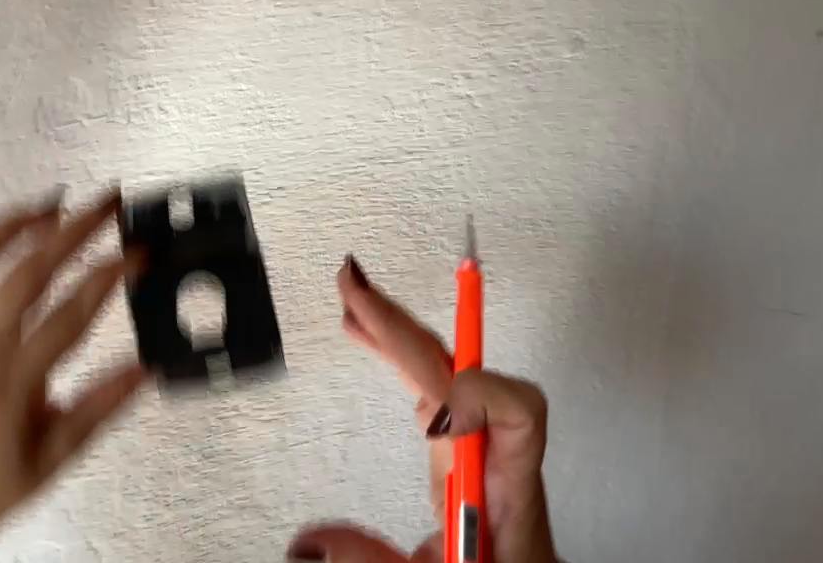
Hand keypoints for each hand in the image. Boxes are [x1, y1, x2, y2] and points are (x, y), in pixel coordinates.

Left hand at [0, 188, 146, 562]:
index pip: (72, 313)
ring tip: (50, 205)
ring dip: (11, 223)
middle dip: (74, 230)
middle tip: (107, 203)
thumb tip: (147, 366)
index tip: (139, 250)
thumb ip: (103, 406)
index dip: (111, 275)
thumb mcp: (59, 455)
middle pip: (28, 271)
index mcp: (13, 380)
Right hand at [287, 256, 558, 562]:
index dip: (473, 394)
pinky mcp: (456, 448)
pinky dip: (393, 352)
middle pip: (456, 368)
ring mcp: (474, 446)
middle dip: (402, 325)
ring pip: (440, 366)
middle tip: (355, 287)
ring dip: (394, 327)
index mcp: (505, 488)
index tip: (427, 411)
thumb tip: (309, 542)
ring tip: (352, 295)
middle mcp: (492, 455)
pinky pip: (427, 382)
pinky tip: (367, 334)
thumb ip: (376, 559)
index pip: (514, 412)